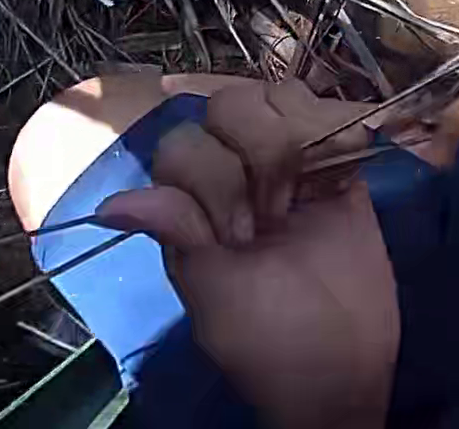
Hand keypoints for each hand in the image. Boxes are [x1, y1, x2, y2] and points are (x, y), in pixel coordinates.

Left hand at [95, 80, 397, 428]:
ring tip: (313, 190)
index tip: (241, 234)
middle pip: (233, 104)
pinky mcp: (336, 156)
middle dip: (260, 152)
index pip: (185, 141)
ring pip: (280, 95)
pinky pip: (331, 109)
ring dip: (300, 137)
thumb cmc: (271, 341)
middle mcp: (236, 167)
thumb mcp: (216, 298)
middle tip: (278, 213)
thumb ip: (179, 238)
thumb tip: (111, 207)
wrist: (347, 363)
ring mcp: (288, 156)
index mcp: (194, 200)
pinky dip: (340, 127)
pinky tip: (343, 169)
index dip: (212, 175)